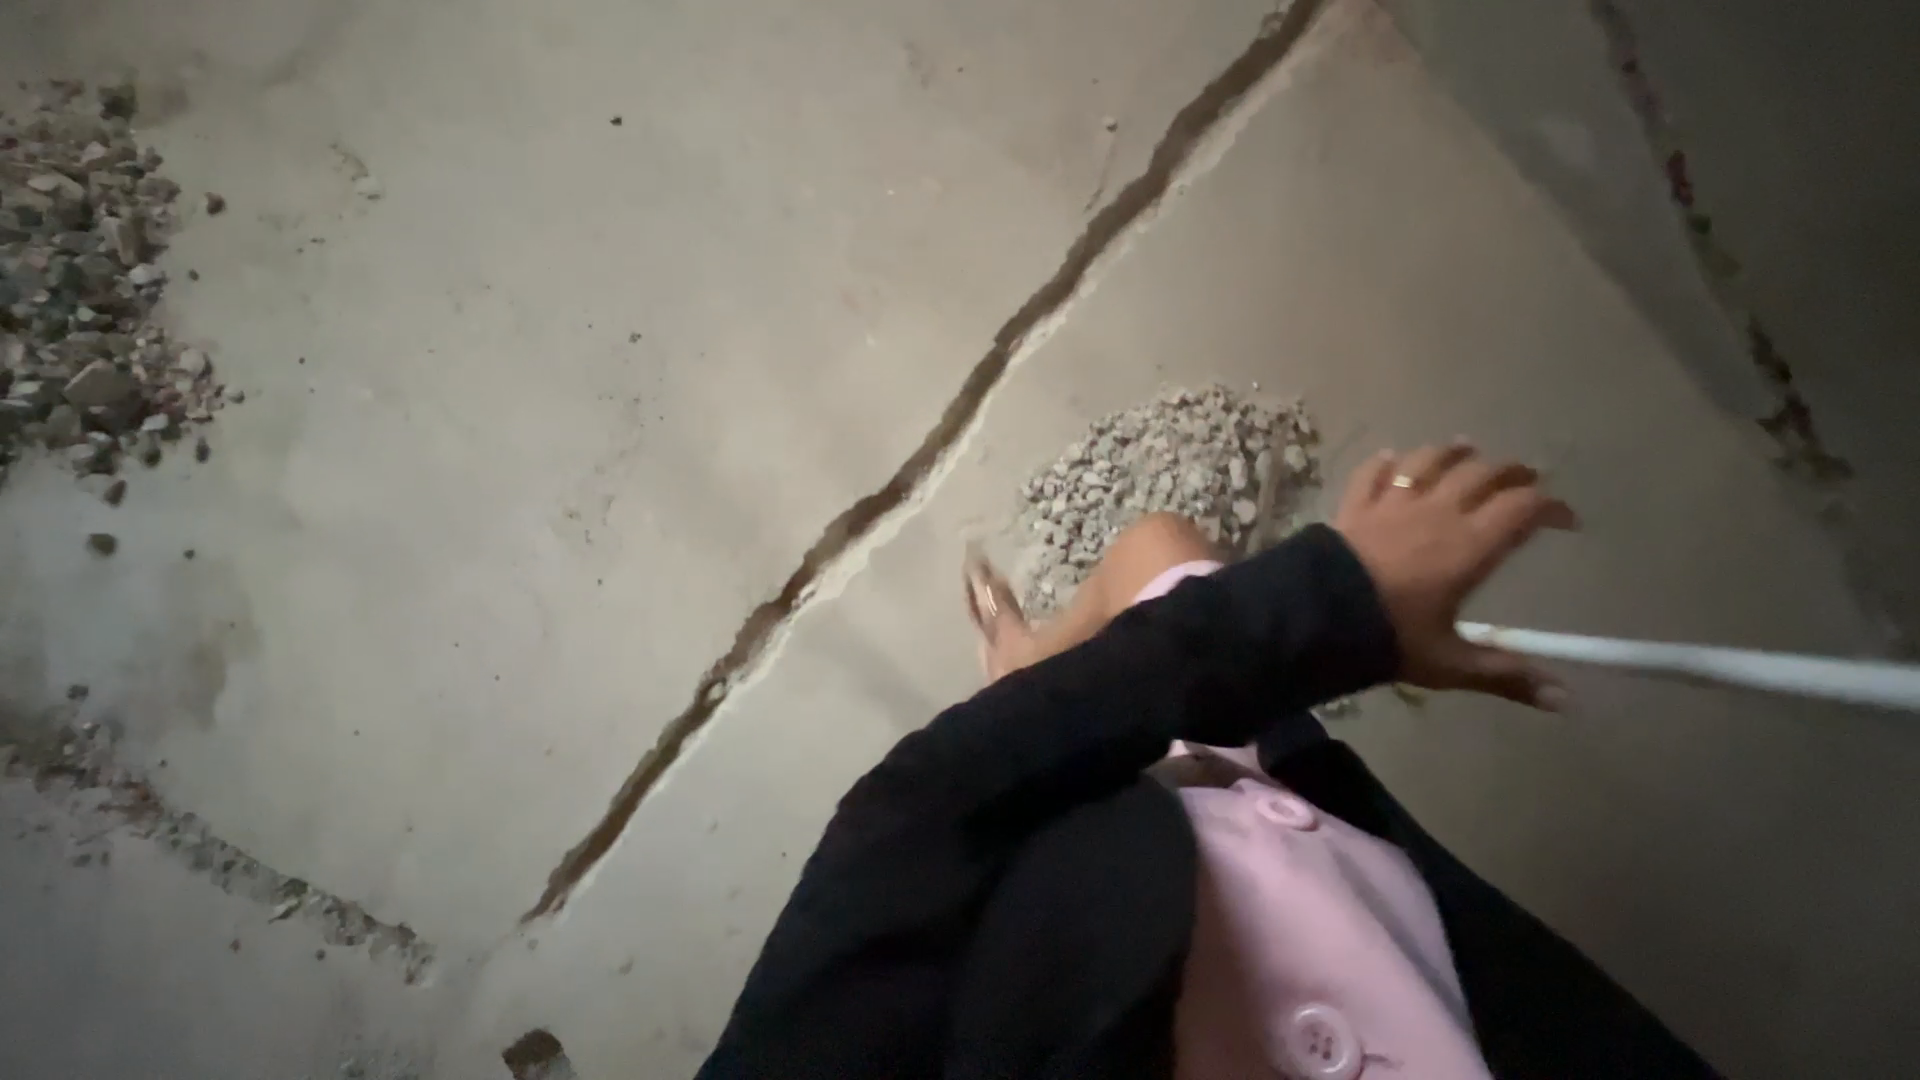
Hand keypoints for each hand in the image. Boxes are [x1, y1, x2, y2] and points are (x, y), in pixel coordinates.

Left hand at [1331, 441, 1577, 709]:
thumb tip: (1566, 702)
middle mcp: (1435, 514)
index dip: (1551, 507)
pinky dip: (1385, 463)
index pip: (1523, 508)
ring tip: (1467, 448)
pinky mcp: (1352, 507)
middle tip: (1525, 478)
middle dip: (1511, 472)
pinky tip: (1391, 458)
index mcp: (1469, 546)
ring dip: (1451, 453)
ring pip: (1427, 462)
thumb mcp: (1448, 662)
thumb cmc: (1387, 637)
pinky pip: (1371, 474)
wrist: (1314, 616)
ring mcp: (1390, 505)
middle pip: (1482, 474)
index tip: (1564, 520)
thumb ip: (1505, 675)